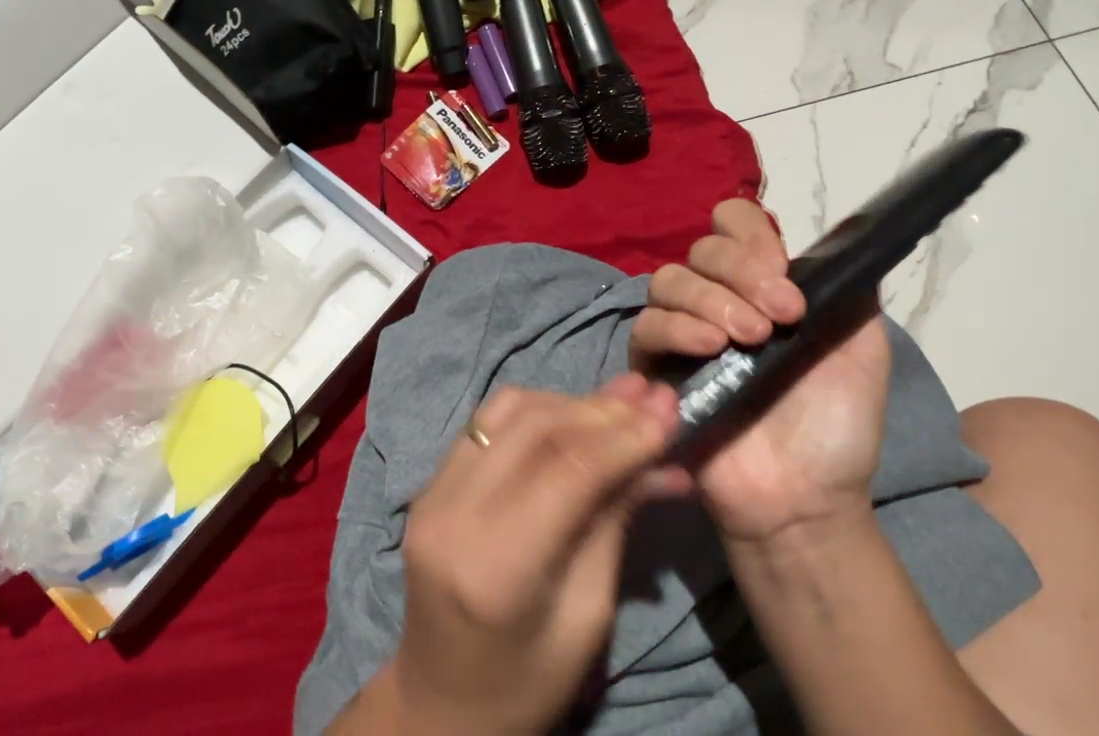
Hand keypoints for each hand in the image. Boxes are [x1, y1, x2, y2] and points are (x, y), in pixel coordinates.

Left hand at [385, 376, 680, 733]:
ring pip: (507, 412)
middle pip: (536, 428)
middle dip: (603, 409)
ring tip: (621, 403)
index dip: (625, 435)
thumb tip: (655, 454)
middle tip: (655, 396)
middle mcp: (452, 513)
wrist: (440, 702)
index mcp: (496, 564)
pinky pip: (484, 424)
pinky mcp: (427, 484)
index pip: (567, 468)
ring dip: (569, 402)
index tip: (671, 411)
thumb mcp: (588, 616)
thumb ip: (612, 524)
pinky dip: (535, 411)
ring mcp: (431, 493)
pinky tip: (573, 417)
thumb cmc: (527, 681)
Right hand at [631, 200, 891, 543]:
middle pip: (703, 248)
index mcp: (761, 287)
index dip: (752, 235)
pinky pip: (646, 326)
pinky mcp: (654, 370)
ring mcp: (682, 334)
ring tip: (750, 339)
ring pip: (670, 280)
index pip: (735, 225)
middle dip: (743, 271)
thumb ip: (848, 290)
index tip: (785, 273)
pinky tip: (711, 348)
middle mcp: (717, 300)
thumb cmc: (835, 426)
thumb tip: (842, 236)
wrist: (807, 497)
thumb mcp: (861, 348)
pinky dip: (677, 327)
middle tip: (782, 316)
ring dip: (711, 299)